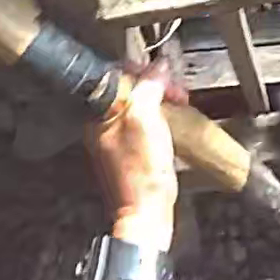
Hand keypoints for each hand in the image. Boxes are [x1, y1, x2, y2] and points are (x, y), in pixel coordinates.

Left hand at [90, 77, 177, 250]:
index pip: (116, 76)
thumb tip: (158, 67)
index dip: (141, 69)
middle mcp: (104, 124)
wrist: (148, 212)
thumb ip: (148, 87)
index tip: (160, 71)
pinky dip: (163, 113)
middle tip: (176, 90)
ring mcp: (119, 137)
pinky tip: (176, 115)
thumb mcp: (146, 118)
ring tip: (180, 101)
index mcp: (98, 115)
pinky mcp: (135, 148)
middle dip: (156, 84)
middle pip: (130, 88)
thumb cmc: (142, 170)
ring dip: (162, 97)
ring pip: (141, 103)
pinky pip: (148, 119)